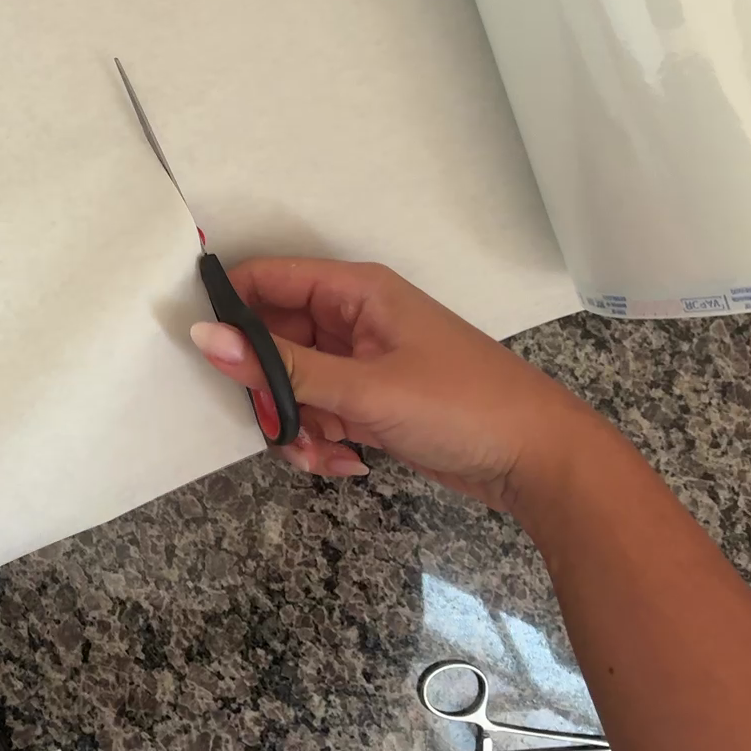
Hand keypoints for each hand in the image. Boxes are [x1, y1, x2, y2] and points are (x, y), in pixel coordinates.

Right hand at [188, 258, 600, 510]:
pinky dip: (314, 436)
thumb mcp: (361, 390)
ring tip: (314, 453)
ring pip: (287, 379)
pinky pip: (312, 407)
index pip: (265, 279)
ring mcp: (356, 359)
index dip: (230, 306)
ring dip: (290, 420)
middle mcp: (349, 318)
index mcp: (353, 292)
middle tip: (270, 420)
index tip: (205, 349)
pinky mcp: (364, 396)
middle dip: (266, 384)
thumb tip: (202, 336)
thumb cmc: (461, 409)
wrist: (548, 471)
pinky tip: (340, 461)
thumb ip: (277, 366)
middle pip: (270, 337)